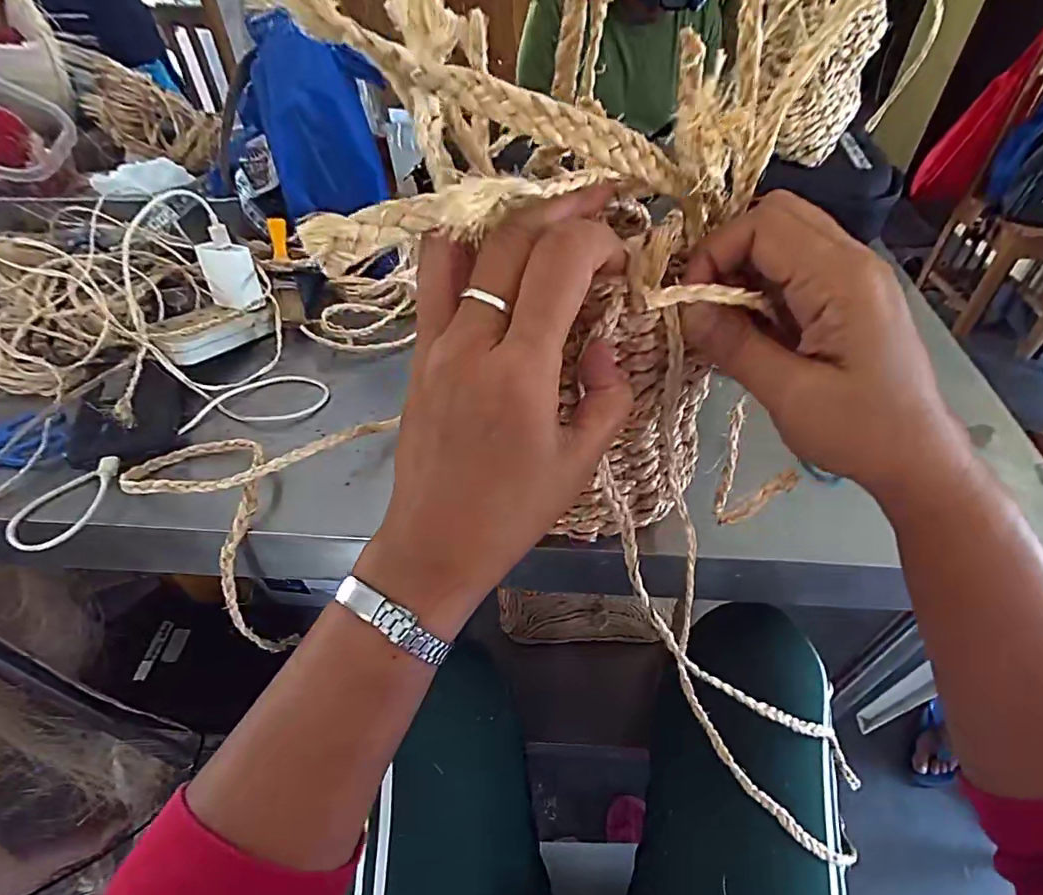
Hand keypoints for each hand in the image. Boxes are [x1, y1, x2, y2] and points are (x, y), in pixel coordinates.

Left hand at [353, 189, 633, 634]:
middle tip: (604, 205)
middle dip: (566, 209)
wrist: (435, 541)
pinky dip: (469, 249)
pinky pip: (435, 279)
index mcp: (521, 372)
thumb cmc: (513, 513)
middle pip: (514, 238)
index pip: (559, 264)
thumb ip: (608, 397)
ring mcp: (435, 342)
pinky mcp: (417, 352)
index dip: (599, 240)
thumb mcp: (581, 463)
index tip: (625, 256)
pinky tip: (497, 257)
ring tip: (548, 220)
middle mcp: (472, 342)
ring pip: (465, 244)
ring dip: (512, 219)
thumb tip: (604, 345)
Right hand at [678, 191, 975, 506]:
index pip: (764, 224)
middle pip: (777, 217)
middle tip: (707, 307)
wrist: (916, 455)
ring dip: (747, 272)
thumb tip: (688, 311)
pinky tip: (755, 333)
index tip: (691, 302)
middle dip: (729, 253)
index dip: (715, 252)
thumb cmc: (858, 431)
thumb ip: (736, 346)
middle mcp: (853, 261)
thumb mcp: (789, 394)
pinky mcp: (853, 298)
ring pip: (788, 241)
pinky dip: (767, 290)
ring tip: (727, 325)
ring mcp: (857, 277)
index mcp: (841, 277)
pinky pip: (801, 271)